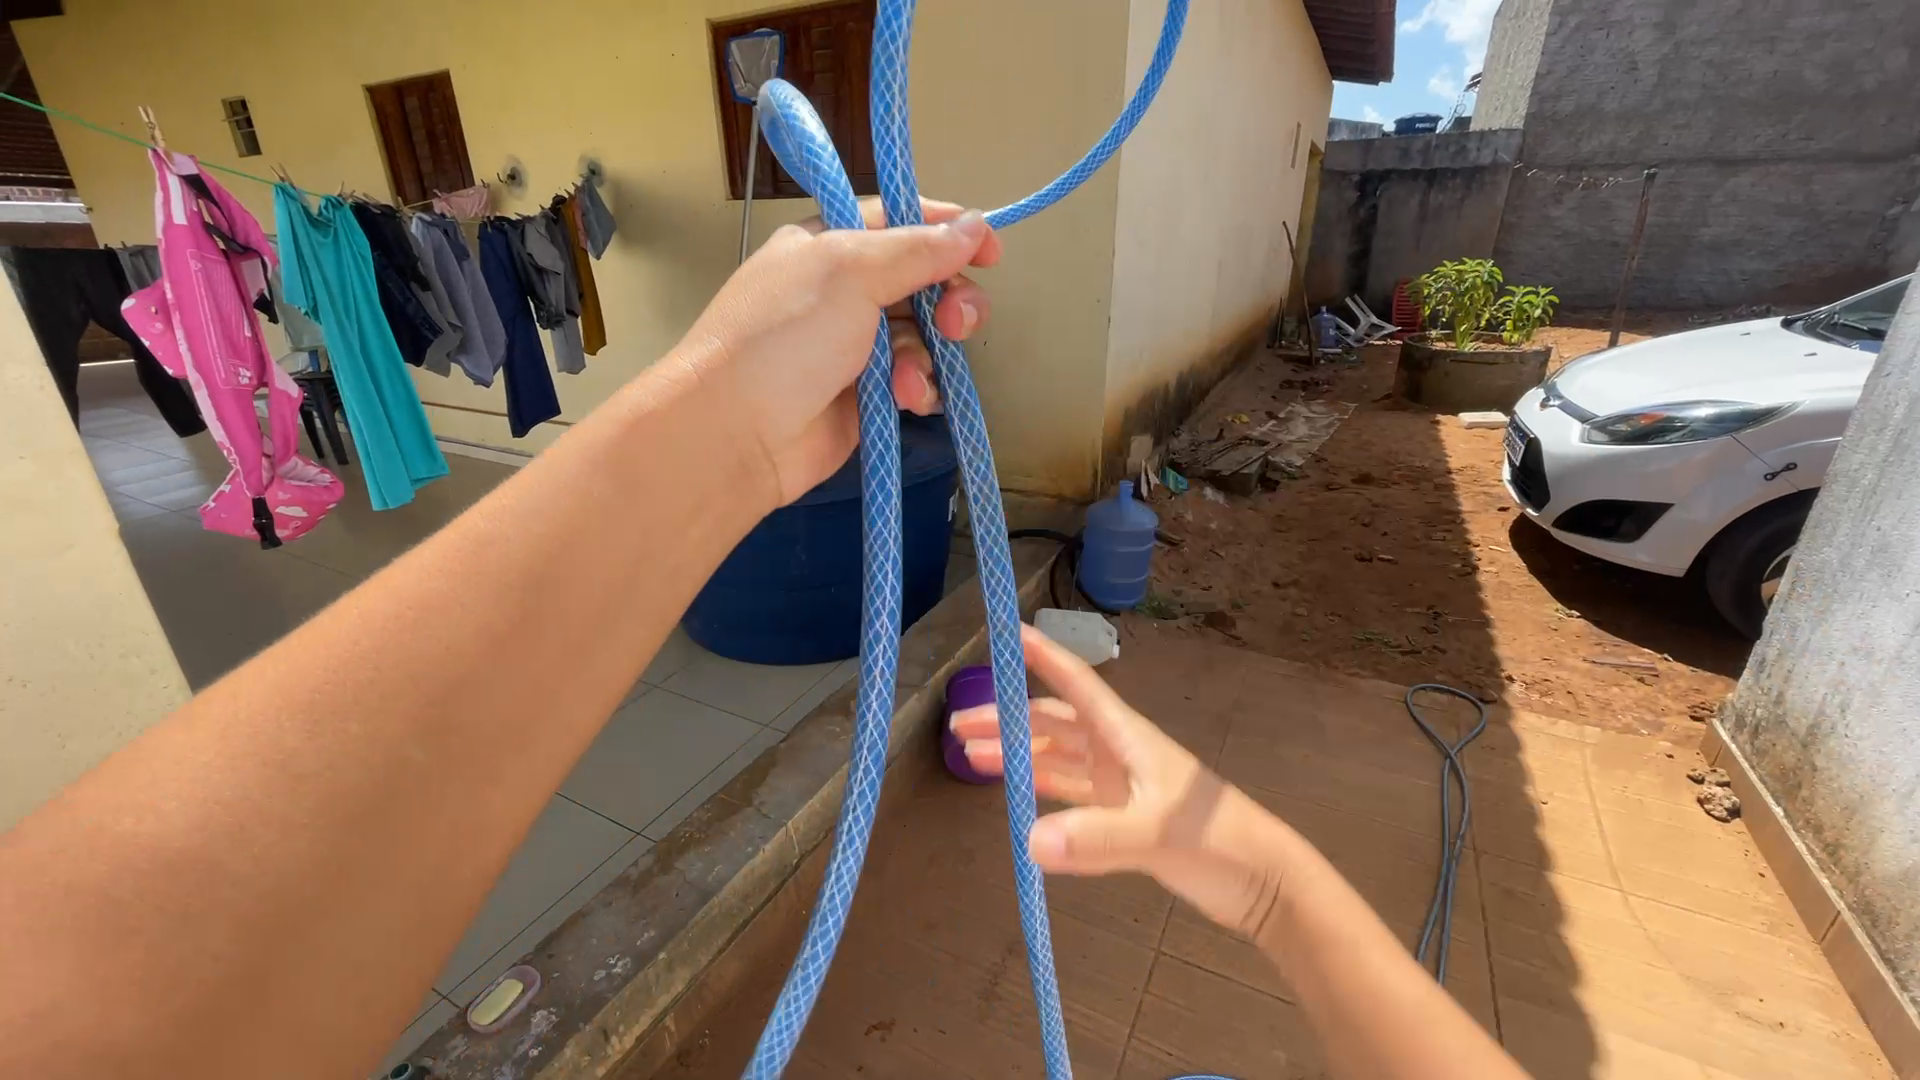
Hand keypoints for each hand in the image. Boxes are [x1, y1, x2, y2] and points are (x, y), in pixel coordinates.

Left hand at [670, 198, 999, 506]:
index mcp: (831, 244)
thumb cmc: (788, 336)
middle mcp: (844, 291)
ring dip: (928, 355)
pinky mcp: (866, 394)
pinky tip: (903, 400)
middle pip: (922, 281)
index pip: (901, 221)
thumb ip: (917, 249)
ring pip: (923, 336)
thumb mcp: (850, 272)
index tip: (991, 250)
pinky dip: (916, 388)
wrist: (739, 432)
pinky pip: (913, 381)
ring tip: (908, 379)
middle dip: (949, 300)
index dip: (948, 230)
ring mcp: (856, 346)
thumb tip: (975, 227)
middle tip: (956, 323)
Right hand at [953, 625, 1291, 942]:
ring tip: (970, 756)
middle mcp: (1116, 751)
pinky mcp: (1120, 815)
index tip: (1006, 633)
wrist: (1262, 882)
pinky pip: (1068, 794)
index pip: (1076, 683)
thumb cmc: (1217, 837)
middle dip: (1007, 717)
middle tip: (959, 725)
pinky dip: (1039, 792)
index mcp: (1125, 735)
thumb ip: (1096, 839)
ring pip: (1055, 757)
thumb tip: (1028, 840)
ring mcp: (1117, 784)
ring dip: (1016, 753)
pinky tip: (1013, 798)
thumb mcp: (1156, 832)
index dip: (1042, 656)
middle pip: (1052, 722)